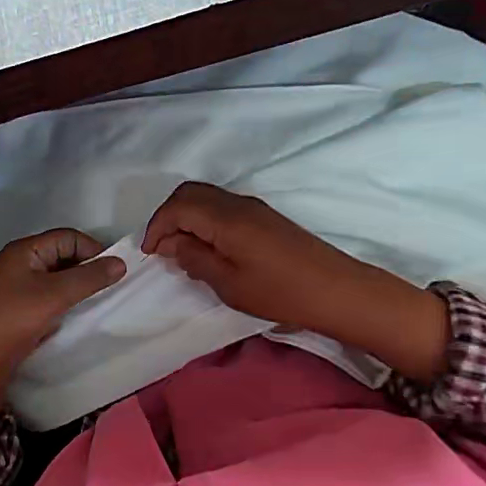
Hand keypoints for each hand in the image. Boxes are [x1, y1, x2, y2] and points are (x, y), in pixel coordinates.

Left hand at [0, 229, 125, 447]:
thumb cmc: (14, 318)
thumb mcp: (55, 294)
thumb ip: (89, 277)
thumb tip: (120, 263)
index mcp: (24, 250)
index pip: (67, 237)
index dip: (92, 249)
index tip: (115, 271)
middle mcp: (20, 263)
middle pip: (62, 255)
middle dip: (87, 268)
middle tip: (111, 286)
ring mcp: (18, 287)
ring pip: (56, 278)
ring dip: (77, 287)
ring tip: (98, 301)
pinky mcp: (19, 310)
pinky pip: (48, 297)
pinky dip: (65, 302)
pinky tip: (78, 315)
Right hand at [142, 182, 449, 382]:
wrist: (337, 291)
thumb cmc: (280, 292)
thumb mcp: (229, 284)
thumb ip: (196, 259)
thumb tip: (173, 245)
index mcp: (226, 219)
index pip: (178, 206)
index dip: (157, 227)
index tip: (149, 253)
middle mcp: (237, 204)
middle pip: (189, 193)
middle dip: (167, 216)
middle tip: (161, 248)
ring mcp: (253, 207)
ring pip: (205, 197)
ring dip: (185, 217)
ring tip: (180, 250)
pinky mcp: (264, 217)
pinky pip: (221, 206)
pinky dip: (203, 219)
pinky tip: (206, 247)